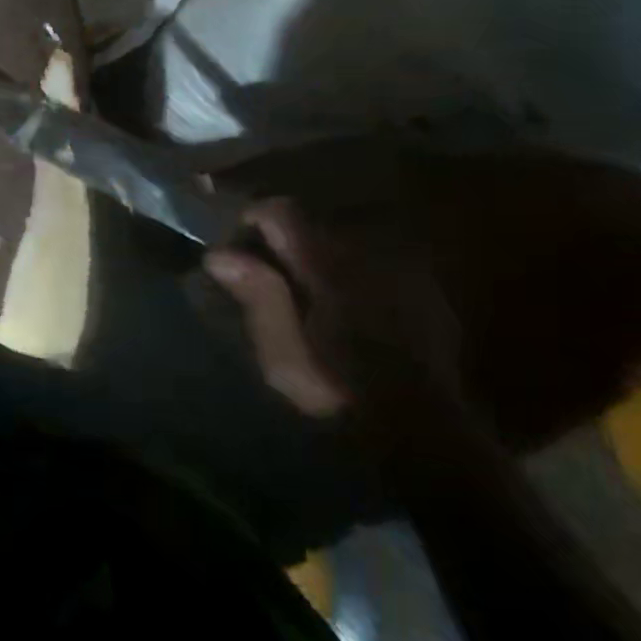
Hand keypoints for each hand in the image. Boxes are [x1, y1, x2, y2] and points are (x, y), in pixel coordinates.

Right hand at [205, 199, 457, 418]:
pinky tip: (347, 301)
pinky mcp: (421, 283)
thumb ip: (258, 298)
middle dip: (285, 239)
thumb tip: (218, 254)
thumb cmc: (340, 392)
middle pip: (314, 220)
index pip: (282, 213)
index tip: (237, 249)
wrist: (421, 428)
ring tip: (305, 288)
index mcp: (330, 266)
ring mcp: (401, 264)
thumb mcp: (283, 357)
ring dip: (319, 252)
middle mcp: (369, 252)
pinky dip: (351, 267)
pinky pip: (376, 256)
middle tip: (266, 272)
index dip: (252, 222)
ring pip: (346, 236)